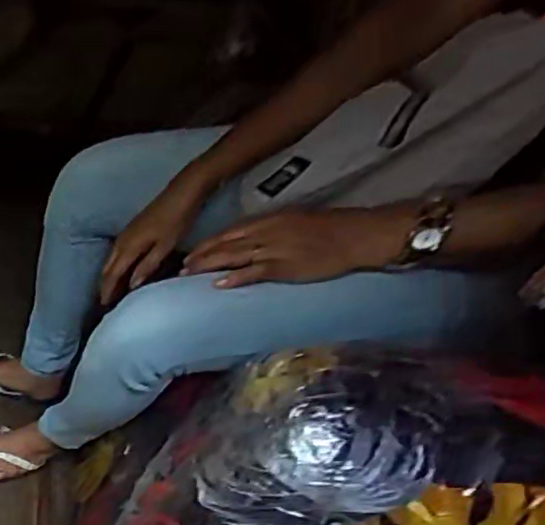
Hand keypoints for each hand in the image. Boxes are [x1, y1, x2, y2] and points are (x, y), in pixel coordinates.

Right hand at [100, 178, 208, 304]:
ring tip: (112, 289)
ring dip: (109, 276)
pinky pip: (115, 254)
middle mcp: (120, 243)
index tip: (106, 306)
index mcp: (128, 248)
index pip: (112, 276)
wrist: (184, 190)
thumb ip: (147, 266)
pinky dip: (114, 266)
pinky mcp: (129, 231)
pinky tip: (121, 270)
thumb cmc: (178, 218)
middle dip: (105, 286)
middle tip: (107, 301)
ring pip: (109, 262)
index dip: (108, 291)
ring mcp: (124, 236)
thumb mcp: (166, 245)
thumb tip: (132, 285)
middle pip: (107, 270)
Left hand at [181, 207, 409, 287]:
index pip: (232, 231)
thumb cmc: (333, 228)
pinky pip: (255, 272)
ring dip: (209, 266)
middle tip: (180, 267)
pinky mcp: (286, 266)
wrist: (364, 234)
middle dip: (201, 256)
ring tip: (187, 274)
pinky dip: (235, 277)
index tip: (189, 252)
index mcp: (273, 220)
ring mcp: (277, 249)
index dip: (208, 243)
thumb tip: (245, 242)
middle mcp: (270, 232)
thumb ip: (269, 231)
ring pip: (234, 256)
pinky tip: (218, 284)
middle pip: (227, 244)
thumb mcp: (296, 222)